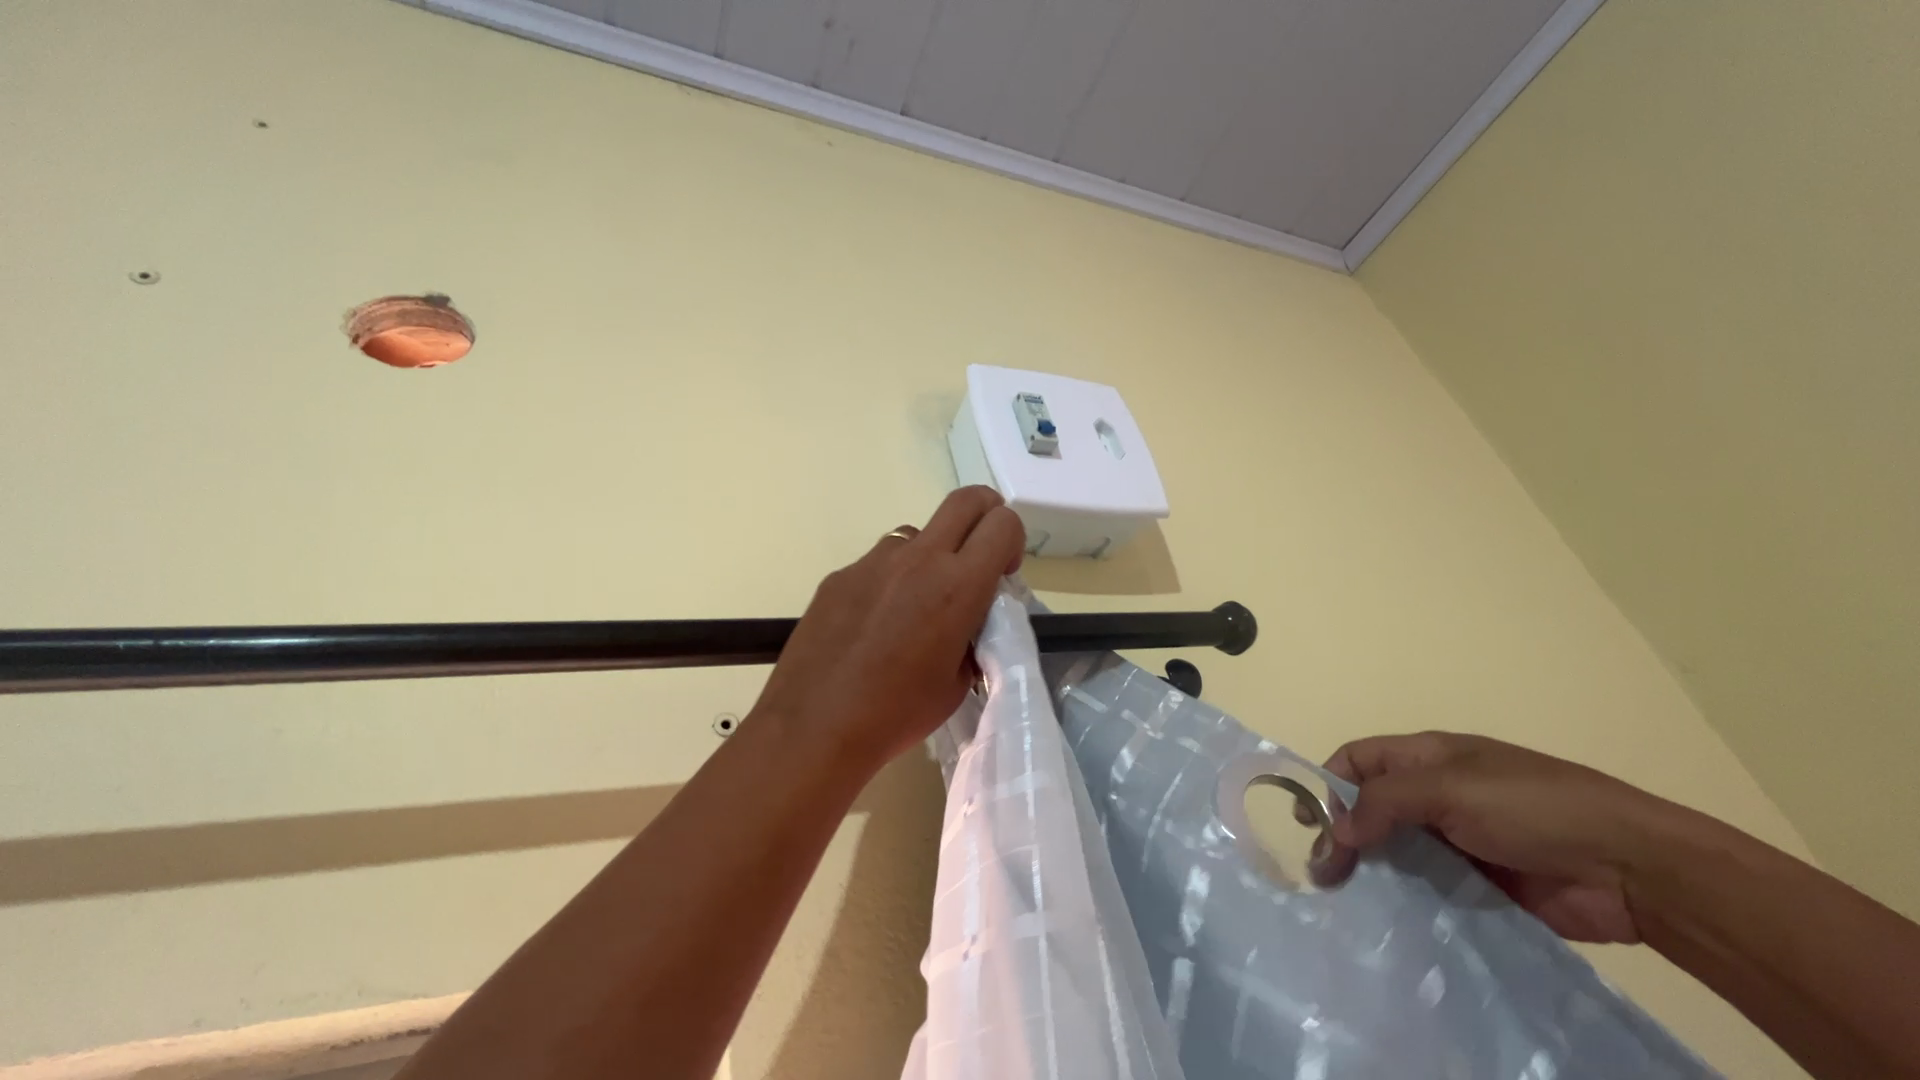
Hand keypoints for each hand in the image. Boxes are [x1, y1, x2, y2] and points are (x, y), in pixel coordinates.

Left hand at [749, 486, 1024, 769]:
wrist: (815, 728)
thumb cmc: (897, 714)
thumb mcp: (957, 681)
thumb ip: (973, 635)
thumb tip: (970, 620)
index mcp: (957, 586)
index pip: (1003, 523)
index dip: (1012, 542)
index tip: (1001, 575)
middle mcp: (917, 559)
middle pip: (965, 501)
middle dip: (984, 516)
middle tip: (978, 559)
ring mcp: (872, 563)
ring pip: (916, 534)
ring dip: (930, 556)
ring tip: (915, 610)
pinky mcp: (839, 576)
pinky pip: (877, 563)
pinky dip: (890, 582)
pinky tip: (872, 629)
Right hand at [1323, 732, 1677, 944]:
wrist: (1629, 868)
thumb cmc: (1534, 807)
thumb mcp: (1452, 788)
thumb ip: (1387, 803)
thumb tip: (1337, 831)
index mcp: (1429, 758)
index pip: (1359, 761)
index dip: (1328, 784)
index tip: (1310, 825)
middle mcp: (1437, 795)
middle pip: (1371, 808)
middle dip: (1342, 835)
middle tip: (1324, 874)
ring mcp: (1457, 841)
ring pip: (1396, 851)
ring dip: (1370, 871)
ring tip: (1346, 900)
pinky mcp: (1477, 885)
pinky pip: (1427, 889)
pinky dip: (1404, 901)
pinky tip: (1385, 920)